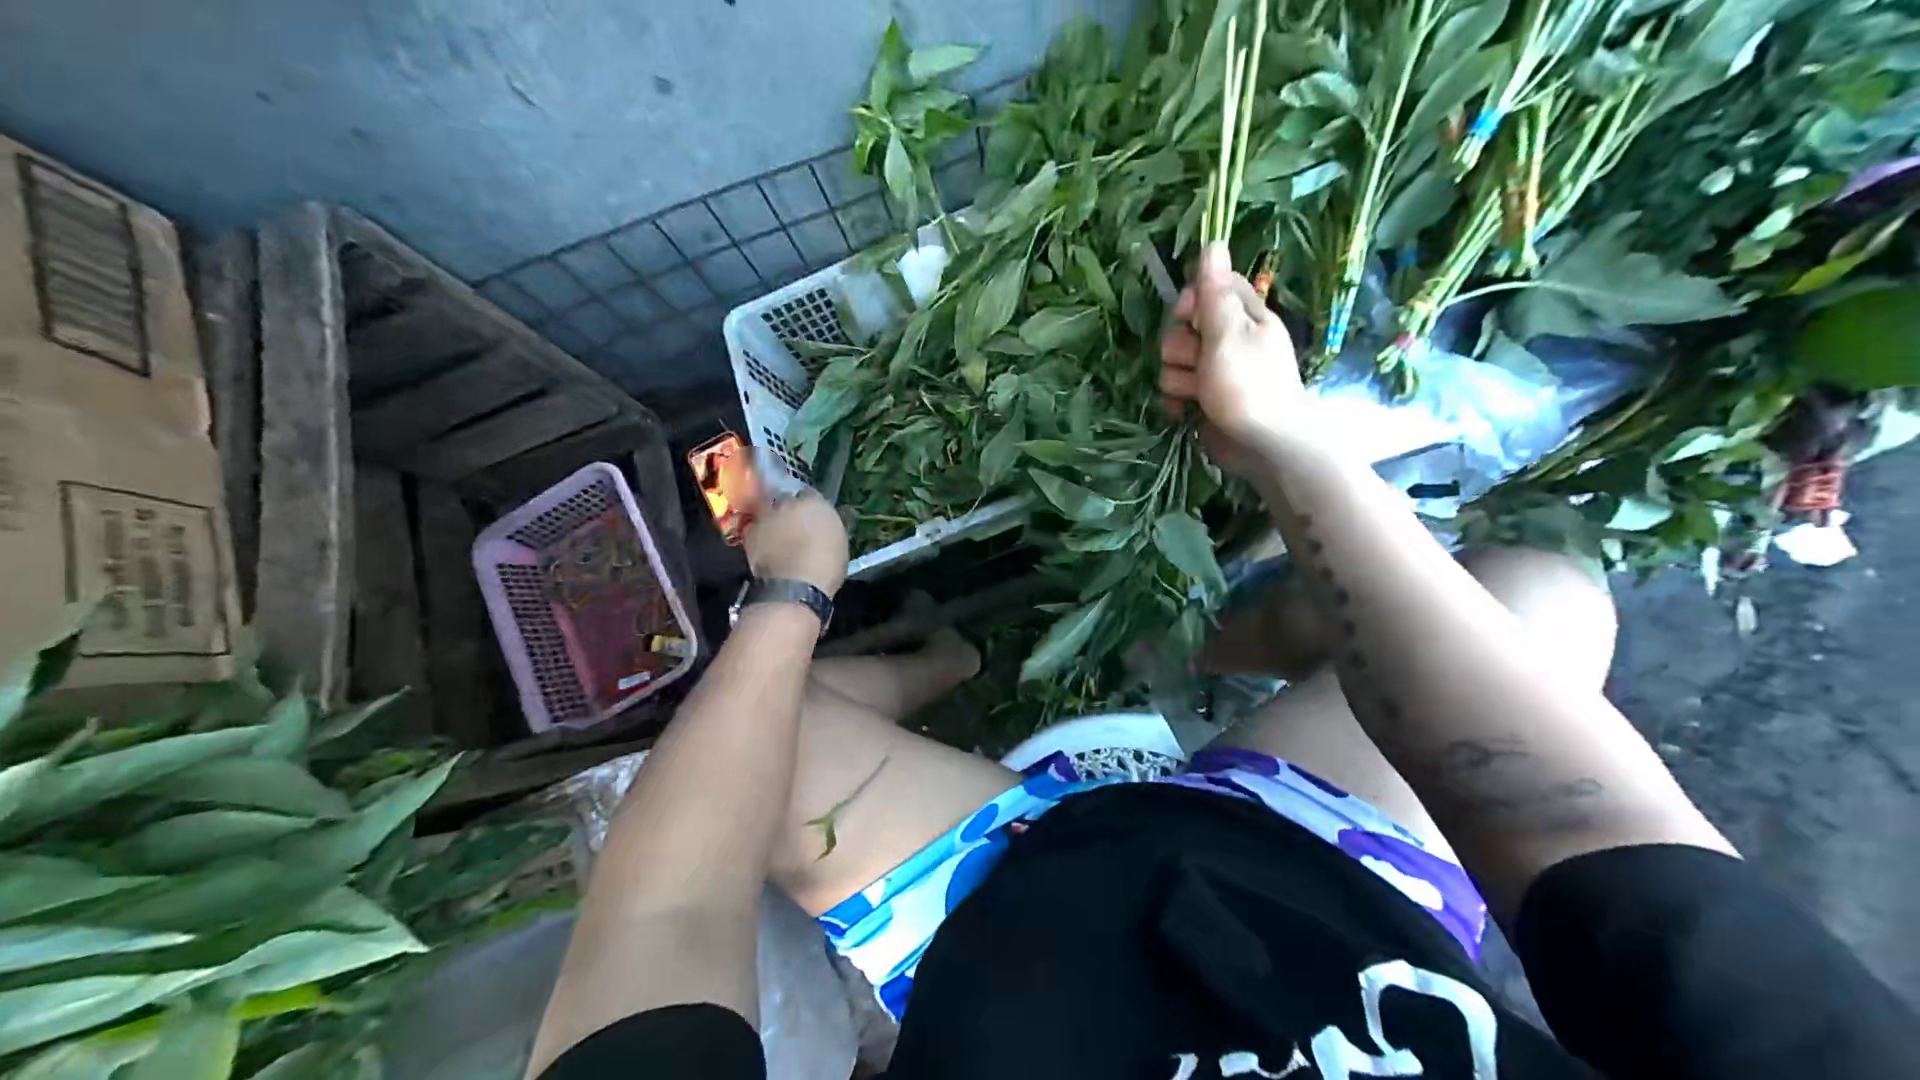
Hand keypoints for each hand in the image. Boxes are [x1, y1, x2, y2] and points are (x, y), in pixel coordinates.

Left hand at [744, 488, 848, 596]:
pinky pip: (756, 531)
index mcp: (816, 503)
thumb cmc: (825, 568)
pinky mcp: (750, 532)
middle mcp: (788, 502)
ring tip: (779, 542)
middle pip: (787, 502)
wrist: (794, 587)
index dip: (811, 509)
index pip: (812, 496)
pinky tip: (767, 552)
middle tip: (795, 530)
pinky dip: (760, 538)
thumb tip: (825, 524)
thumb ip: (830, 528)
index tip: (812, 520)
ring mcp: (766, 516)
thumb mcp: (839, 545)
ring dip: (773, 524)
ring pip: (769, 515)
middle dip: (790, 513)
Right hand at [1159, 244, 1316, 472]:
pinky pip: (1174, 392)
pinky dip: (1176, 403)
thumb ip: (1215, 293)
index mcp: (1243, 317)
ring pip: (1174, 363)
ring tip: (1198, 393)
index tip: (1188, 317)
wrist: (1264, 447)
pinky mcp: (1202, 401)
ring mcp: (1214, 373)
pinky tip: (1186, 412)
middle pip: (1182, 328)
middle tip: (1198, 363)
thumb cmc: (1249, 387)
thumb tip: (1212, 243)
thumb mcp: (1228, 334)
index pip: (1208, 289)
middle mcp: (1228, 341)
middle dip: (1180, 348)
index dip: (1191, 302)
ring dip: (1178, 379)